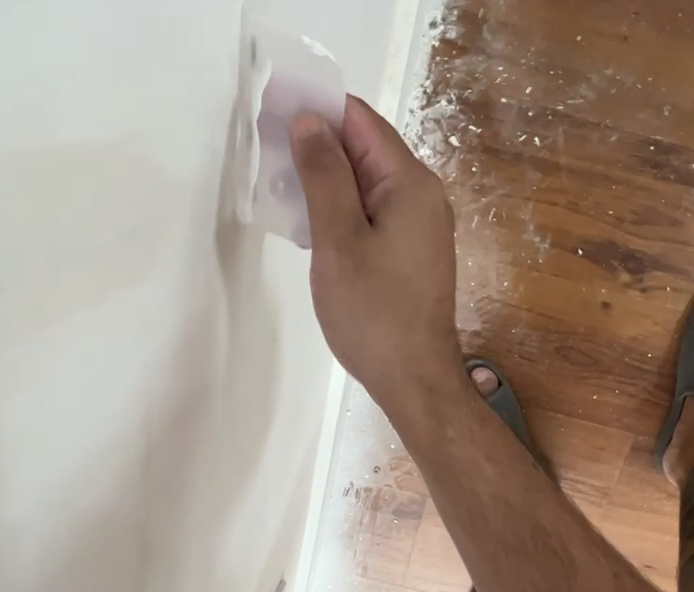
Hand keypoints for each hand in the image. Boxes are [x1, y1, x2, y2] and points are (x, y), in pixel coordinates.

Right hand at [291, 97, 463, 408]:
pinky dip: (344, 214)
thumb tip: (310, 120)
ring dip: (327, 184)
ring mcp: (423, 229)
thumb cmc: (374, 314)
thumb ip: (323, 175)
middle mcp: (425, 198)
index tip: (272, 113)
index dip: (317, 109)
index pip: (361, 121)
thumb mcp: (338, 240)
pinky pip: (376, 217)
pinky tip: (314, 231)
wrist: (415, 380)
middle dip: (318, 147)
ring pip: (368, 187)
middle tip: (268, 158)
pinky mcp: (415, 256)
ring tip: (283, 196)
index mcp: (410, 184)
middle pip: (366, 151)